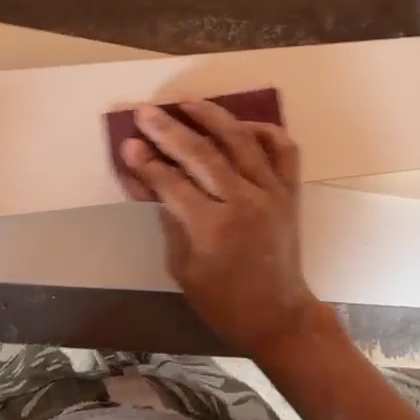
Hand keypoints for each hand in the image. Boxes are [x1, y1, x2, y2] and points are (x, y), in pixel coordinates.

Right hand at [120, 101, 323, 355]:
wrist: (277, 316)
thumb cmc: (222, 301)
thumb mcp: (182, 267)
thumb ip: (168, 220)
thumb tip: (147, 184)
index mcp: (211, 227)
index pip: (172, 182)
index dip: (147, 163)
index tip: (128, 145)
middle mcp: (244, 202)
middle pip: (202, 153)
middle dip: (169, 131)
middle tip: (145, 112)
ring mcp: (271, 193)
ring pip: (241, 141)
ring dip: (213, 117)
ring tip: (188, 102)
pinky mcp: (290, 193)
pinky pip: (283, 150)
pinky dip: (264, 132)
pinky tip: (240, 126)